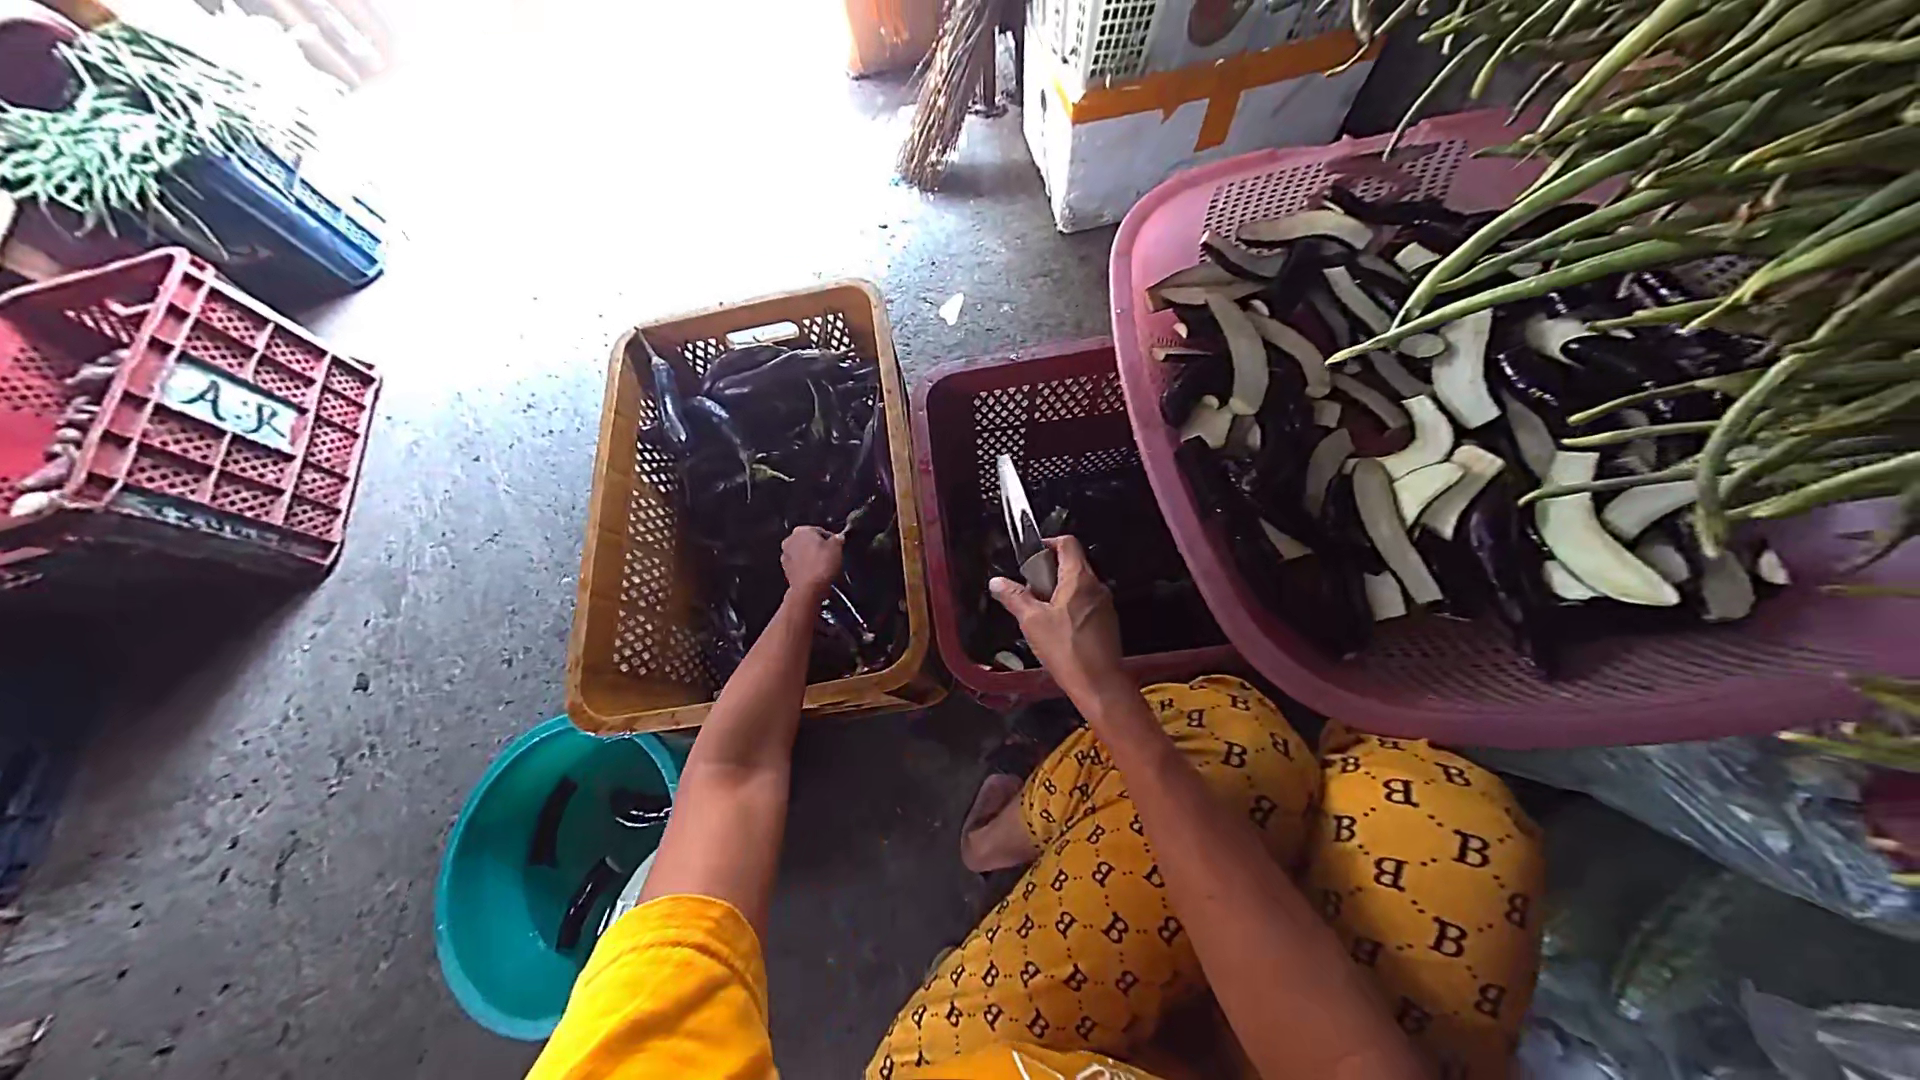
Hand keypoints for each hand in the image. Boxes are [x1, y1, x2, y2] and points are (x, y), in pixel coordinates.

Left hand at [782, 526, 843, 597]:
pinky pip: (799, 565)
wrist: (810, 589)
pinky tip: (817, 573)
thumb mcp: (837, 547)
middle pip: (808, 541)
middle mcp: (790, 541)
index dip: (830, 538)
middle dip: (818, 547)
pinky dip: (807, 567)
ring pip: (803, 553)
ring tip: (824, 566)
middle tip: (831, 555)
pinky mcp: (787, 570)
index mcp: (801, 531)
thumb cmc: (821, 567)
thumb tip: (838, 538)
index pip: (819, 530)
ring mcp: (786, 556)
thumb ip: (837, 539)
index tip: (836, 545)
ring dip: (812, 557)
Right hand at [989, 536, 1127, 706]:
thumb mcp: (1031, 621)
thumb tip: (998, 583)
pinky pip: (1086, 604)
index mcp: (1079, 579)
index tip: (1033, 555)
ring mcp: (1104, 605)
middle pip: (1072, 564)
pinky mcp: (1106, 622)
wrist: (1098, 683)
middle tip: (1031, 590)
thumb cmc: (1069, 651)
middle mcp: (1096, 587)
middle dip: (1048, 573)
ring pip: (1079, 585)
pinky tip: (1057, 629)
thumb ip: (1014, 597)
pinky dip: (1070, 608)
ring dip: (1059, 591)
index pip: (1068, 543)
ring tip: (1041, 613)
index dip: (1048, 543)